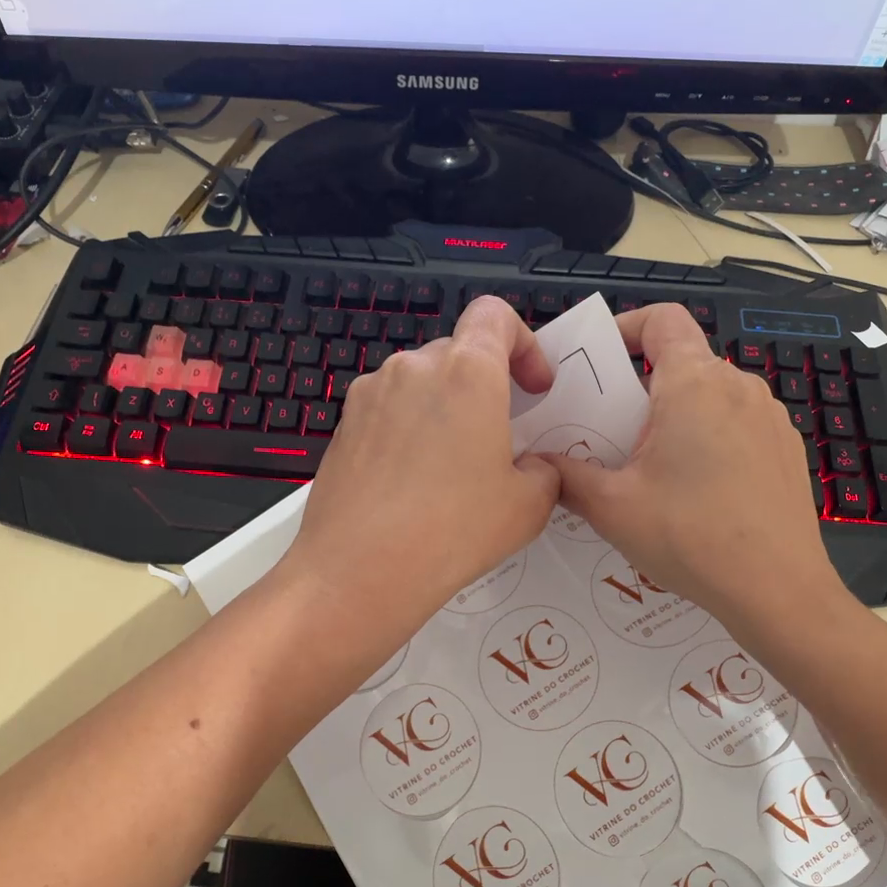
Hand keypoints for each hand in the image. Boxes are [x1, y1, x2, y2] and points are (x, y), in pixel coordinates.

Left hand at [282, 297, 560, 637]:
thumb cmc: (451, 532)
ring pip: (420, 382)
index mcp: (467, 372)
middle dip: (484, 385)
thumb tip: (530, 466)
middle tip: (498, 437)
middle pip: (458, 351)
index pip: (495, 314)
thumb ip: (543, 470)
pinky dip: (407, 428)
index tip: (532, 387)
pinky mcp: (343, 423)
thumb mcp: (528, 505)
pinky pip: (388, 409)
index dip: (523, 343)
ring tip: (452, 466)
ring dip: (443, 408)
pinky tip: (412, 481)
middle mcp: (414, 368)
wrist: (358, 571)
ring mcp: (371, 393)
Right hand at [542, 304, 846, 624]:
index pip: (662, 318)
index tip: (599, 361)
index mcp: (693, 383)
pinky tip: (696, 490)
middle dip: (640, 387)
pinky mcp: (786, 447)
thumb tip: (539, 463)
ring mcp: (769, 417)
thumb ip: (566, 475)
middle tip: (608, 431)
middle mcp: (737, 386)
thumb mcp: (611, 507)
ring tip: (651, 467)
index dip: (627, 327)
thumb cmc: (691, 537)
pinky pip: (736, 422)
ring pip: (709, 394)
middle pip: (681, 360)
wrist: (779, 592)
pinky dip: (708, 436)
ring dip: (675, 414)